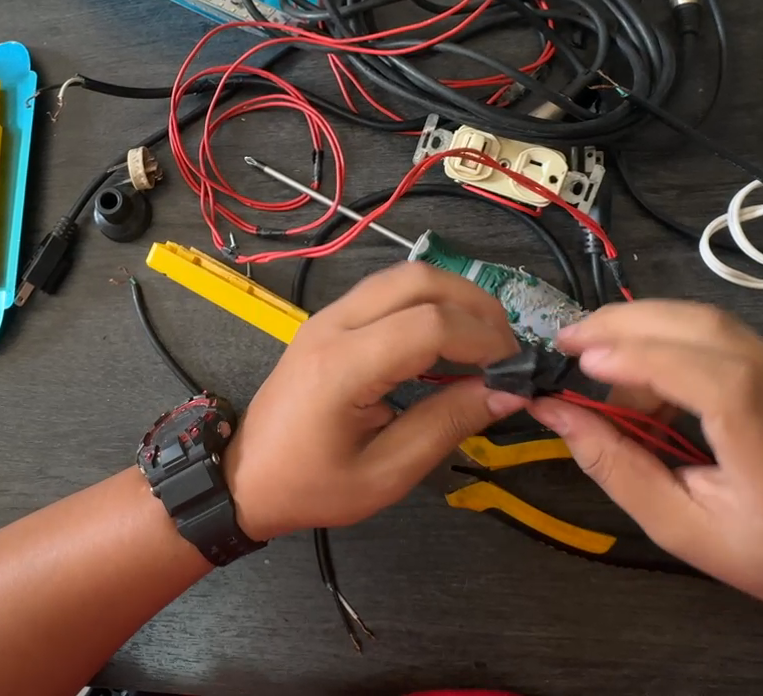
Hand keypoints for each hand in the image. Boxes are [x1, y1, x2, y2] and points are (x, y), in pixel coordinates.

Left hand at [222, 262, 527, 541]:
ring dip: (452, 296)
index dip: (482, 339)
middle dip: (474, 303)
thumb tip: (507, 392)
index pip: (427, 324)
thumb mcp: (385, 474)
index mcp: (342, 366)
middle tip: (508, 346)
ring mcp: (327, 315)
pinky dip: (426, 301)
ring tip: (486, 340)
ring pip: (400, 276)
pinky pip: (385, 291)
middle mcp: (333, 324)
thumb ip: (446, 425)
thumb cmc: (311, 485)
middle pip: (416, 279)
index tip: (516, 369)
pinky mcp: (328, 319)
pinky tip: (448, 337)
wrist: (247, 474)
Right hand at [530, 300, 762, 632]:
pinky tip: (642, 368)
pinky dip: (666, 336)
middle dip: (629, 324)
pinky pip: (723, 334)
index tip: (585, 362)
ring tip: (596, 357)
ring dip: (642, 325)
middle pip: (715, 332)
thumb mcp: (685, 532)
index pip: (728, 388)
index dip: (652, 362)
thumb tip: (552, 408)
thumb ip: (615, 468)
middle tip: (568, 340)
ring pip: (714, 323)